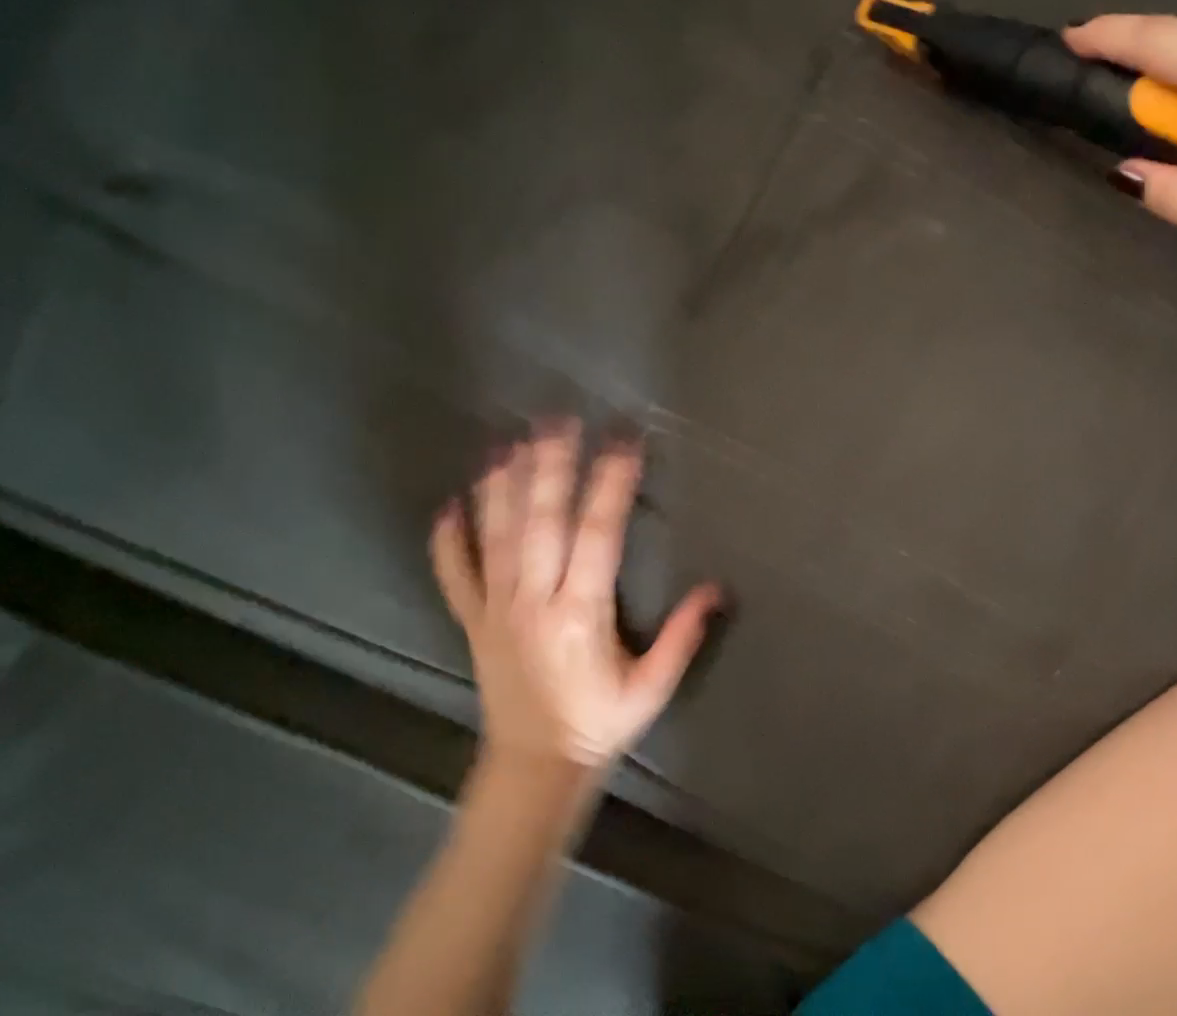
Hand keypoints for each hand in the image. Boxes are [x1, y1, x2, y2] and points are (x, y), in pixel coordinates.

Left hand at [431, 423, 723, 770]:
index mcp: (581, 612)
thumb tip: (716, 588)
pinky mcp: (473, 622)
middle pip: (539, 520)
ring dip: (502, 485)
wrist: (536, 766)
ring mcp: (497, 609)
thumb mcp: (653, 686)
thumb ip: (683, 636)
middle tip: (558, 420)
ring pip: (496, 535)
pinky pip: (455, 574)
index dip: (610, 483)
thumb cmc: (602, 723)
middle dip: (550, 465)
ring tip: (509, 441)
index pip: (597, 533)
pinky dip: (448, 538)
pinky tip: (451, 503)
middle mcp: (533, 601)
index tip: (624, 442)